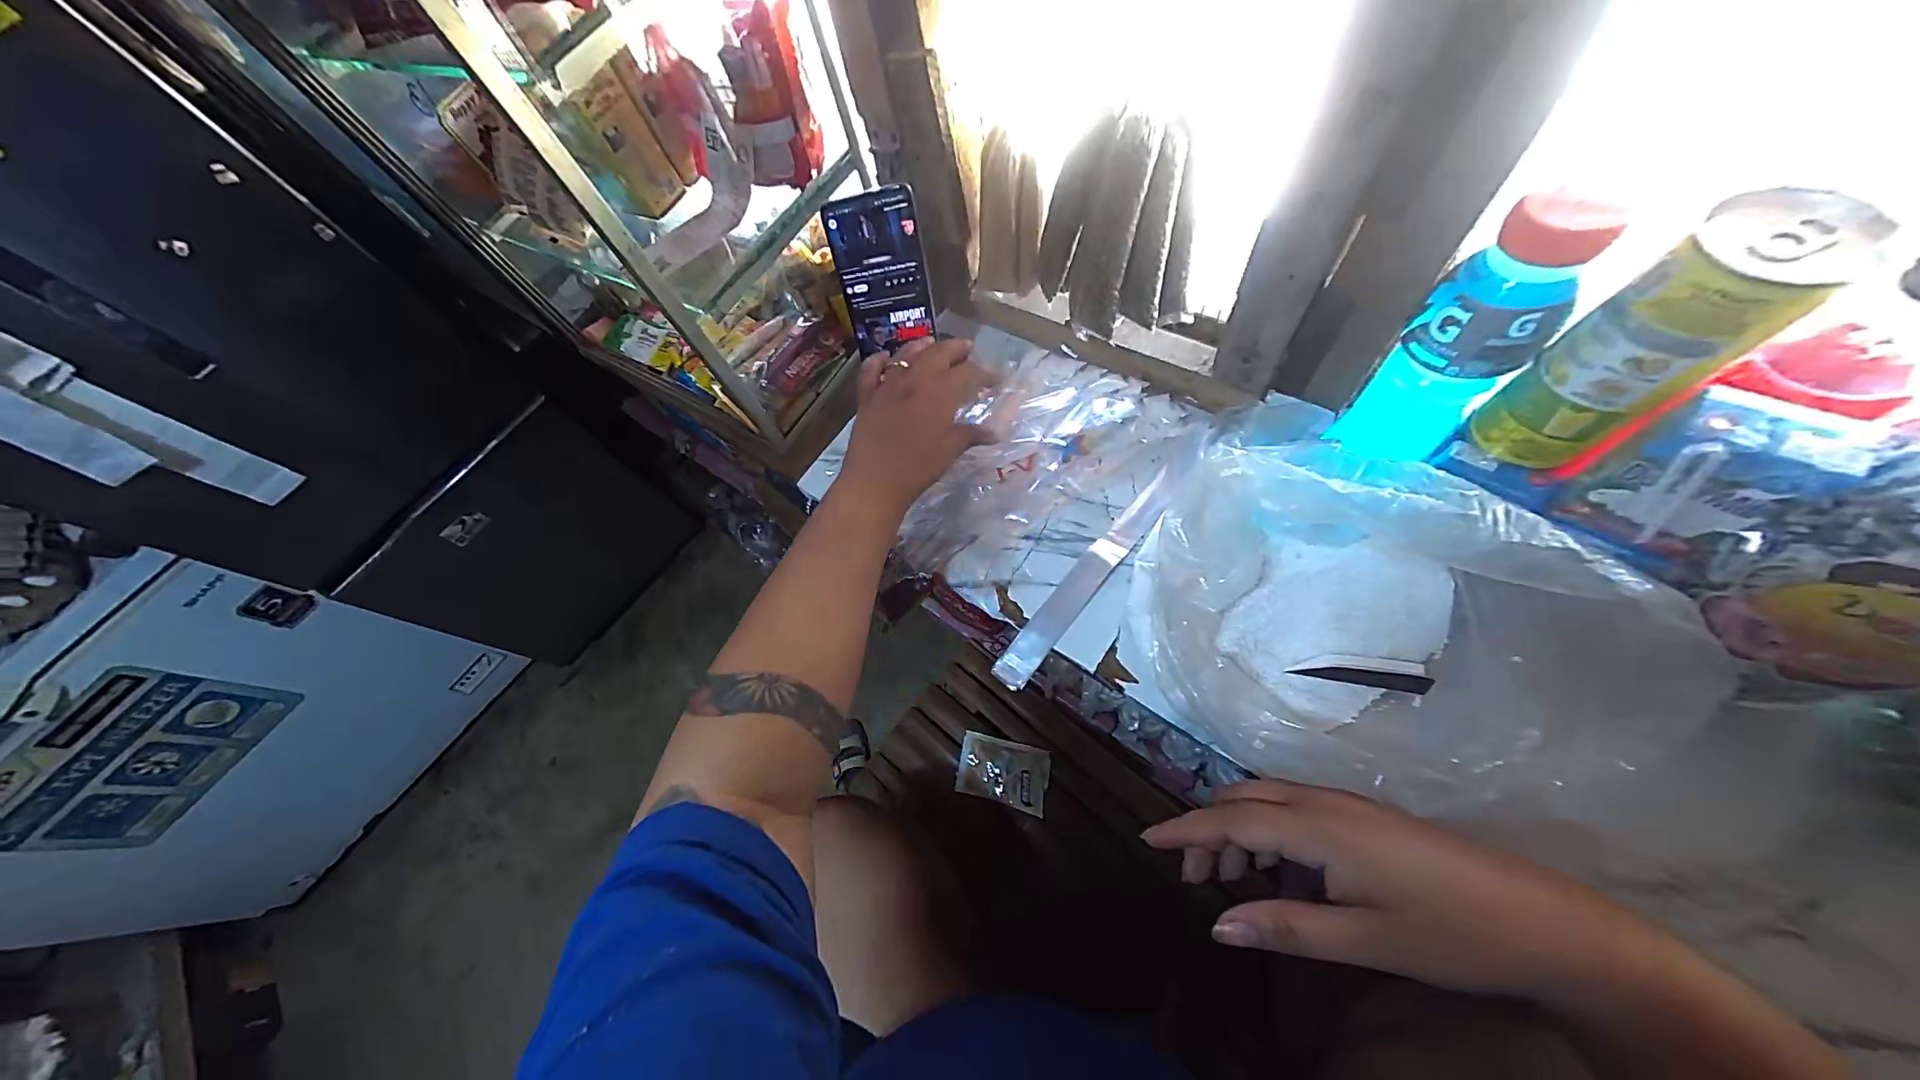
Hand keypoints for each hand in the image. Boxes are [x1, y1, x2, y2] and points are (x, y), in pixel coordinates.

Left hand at [838, 338, 996, 515]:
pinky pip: (871, 370)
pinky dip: (879, 360)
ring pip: (905, 355)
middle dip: (955, 349)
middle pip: (938, 354)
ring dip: (921, 346)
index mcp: (940, 393)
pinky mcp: (866, 396)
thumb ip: (971, 435)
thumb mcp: (950, 451)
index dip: (984, 374)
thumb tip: (994, 433)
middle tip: (967, 349)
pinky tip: (884, 357)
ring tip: (931, 343)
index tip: (995, 380)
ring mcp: (887, 385)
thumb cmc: (918, 468)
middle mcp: (915, 381)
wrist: (874, 481)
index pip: (968, 373)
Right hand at [1141, 779, 1660, 998]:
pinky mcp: (1367, 817)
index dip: (1185, 829)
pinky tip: (1282, 871)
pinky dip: (1269, 831)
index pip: (1230, 819)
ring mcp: (1349, 805)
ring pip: (1268, 800)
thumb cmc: (1450, 935)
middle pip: (1242, 799)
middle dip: (1209, 831)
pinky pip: (1295, 809)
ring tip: (1235, 880)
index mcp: (1318, 827)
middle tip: (1198, 881)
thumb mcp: (1362, 940)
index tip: (1147, 840)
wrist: (1550, 925)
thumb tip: (1217, 926)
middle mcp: (1325, 802)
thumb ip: (1282, 927)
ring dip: (1239, 830)